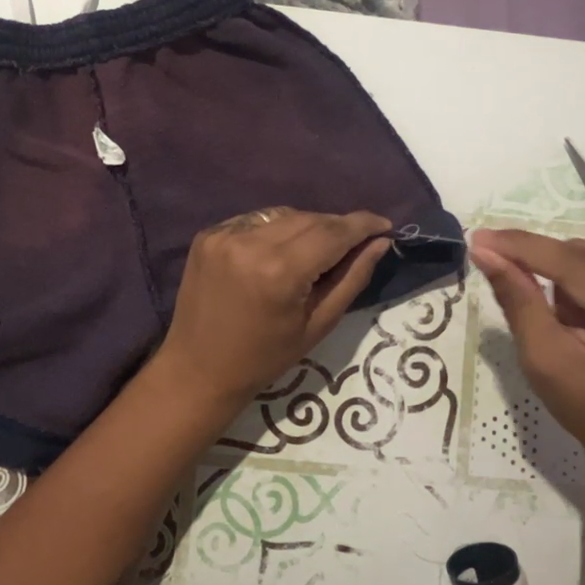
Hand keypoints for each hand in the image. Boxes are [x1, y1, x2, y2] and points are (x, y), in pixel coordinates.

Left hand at [155, 208, 392, 407]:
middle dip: (336, 227)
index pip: (332, 233)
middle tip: (356, 243)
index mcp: (280, 271)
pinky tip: (279, 252)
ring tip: (316, 251)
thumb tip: (380, 242)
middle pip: (309, 219)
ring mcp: (224, 235)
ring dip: (306, 226)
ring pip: (282, 215)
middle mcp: (250, 243)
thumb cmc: (264, 357)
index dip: (362, 224)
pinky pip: (255, 221)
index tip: (385, 224)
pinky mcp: (208, 235)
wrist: (198, 368)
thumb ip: (351, 278)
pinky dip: (274, 230)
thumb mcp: (317, 324)